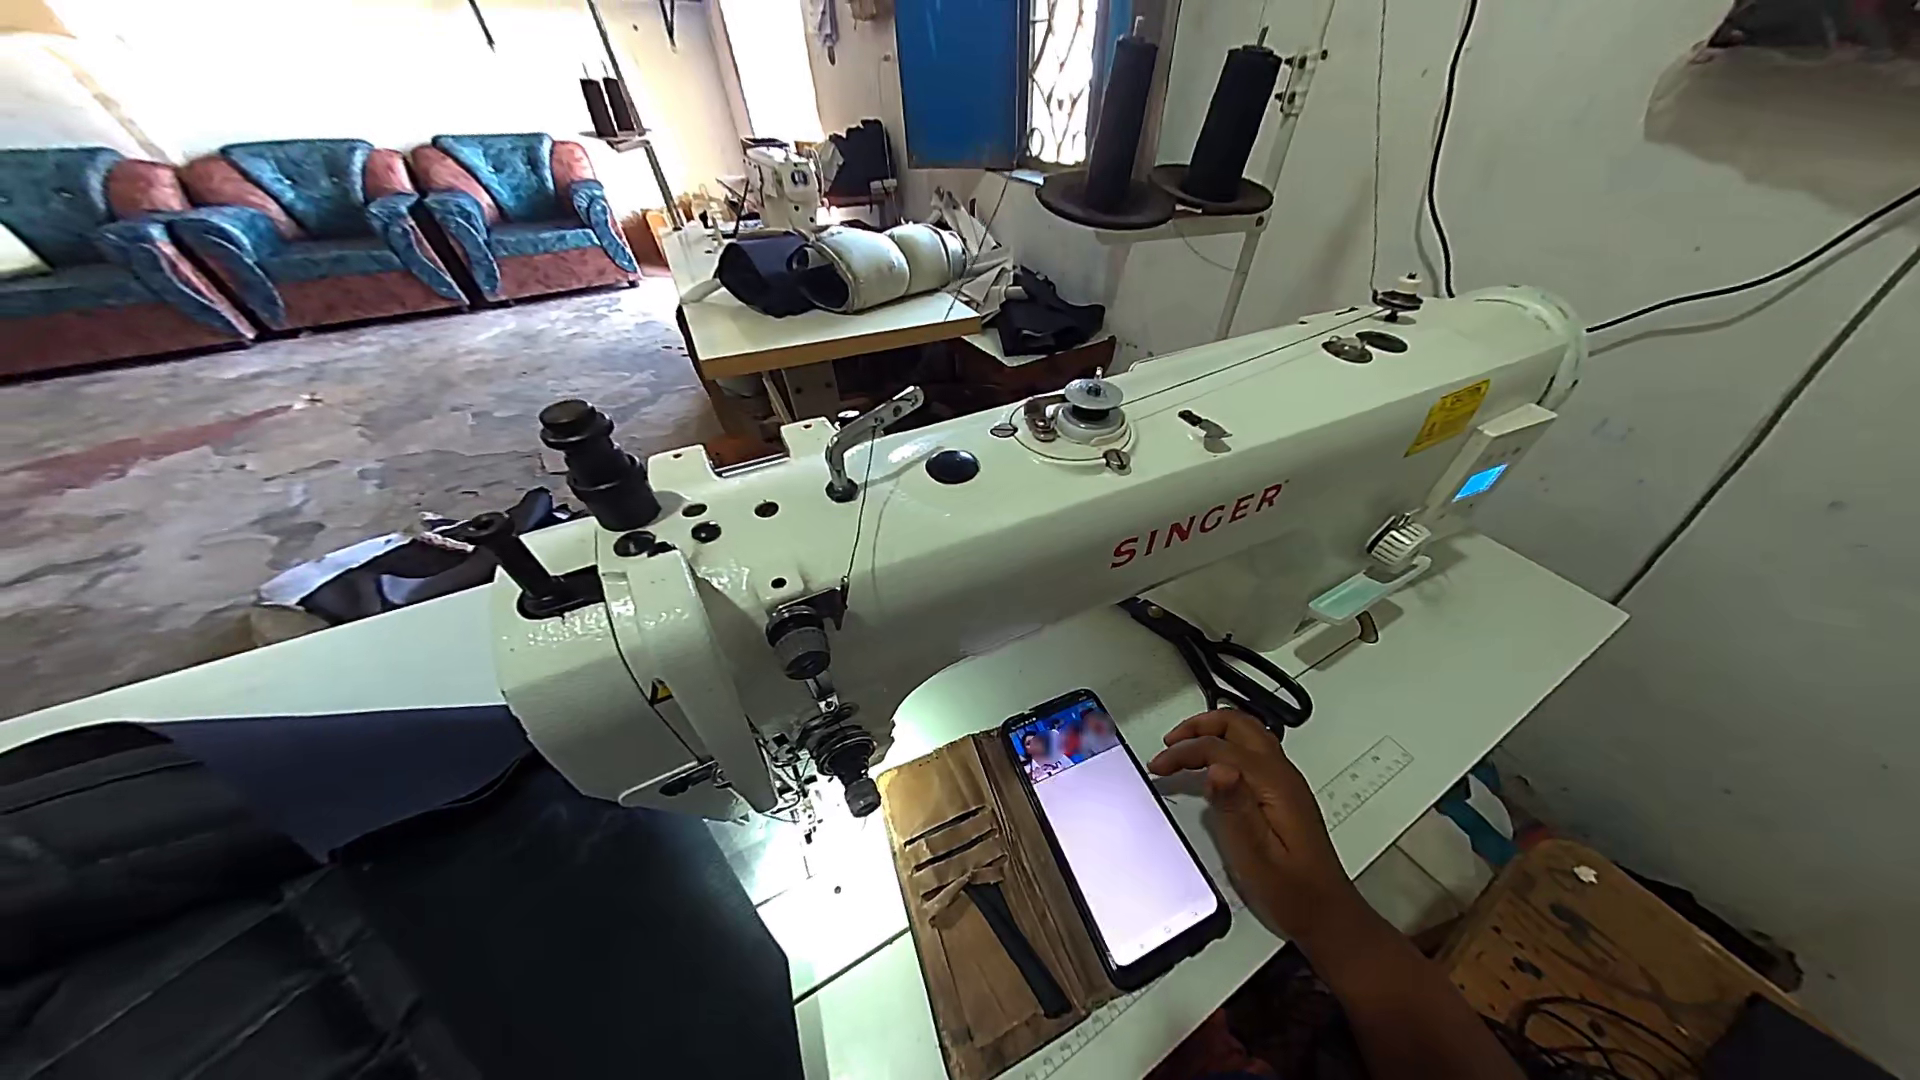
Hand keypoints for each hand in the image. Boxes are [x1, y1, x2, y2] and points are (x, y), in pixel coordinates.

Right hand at [1148, 709, 1366, 947]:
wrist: (1328, 916)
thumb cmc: (1292, 892)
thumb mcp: (1256, 855)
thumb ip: (1235, 808)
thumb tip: (1216, 768)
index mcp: (1275, 784)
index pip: (1220, 748)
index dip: (1184, 752)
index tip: (1159, 766)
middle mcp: (1283, 773)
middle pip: (1238, 723)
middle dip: (1198, 726)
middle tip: (1170, 742)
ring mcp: (1285, 780)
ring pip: (1245, 731)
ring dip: (1211, 730)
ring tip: (1182, 746)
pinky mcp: (1281, 790)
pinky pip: (1249, 748)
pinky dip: (1222, 744)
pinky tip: (1208, 764)